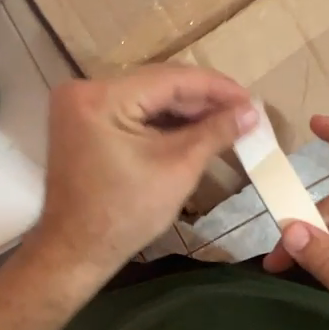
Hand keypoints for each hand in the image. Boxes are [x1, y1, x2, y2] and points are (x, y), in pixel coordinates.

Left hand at [32, 66, 257, 274]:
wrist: (76, 251)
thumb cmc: (125, 215)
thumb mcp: (177, 170)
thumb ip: (215, 133)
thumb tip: (252, 112)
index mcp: (101, 97)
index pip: (170, 78)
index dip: (216, 87)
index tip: (251, 99)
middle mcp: (83, 90)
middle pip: (156, 85)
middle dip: (202, 100)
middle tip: (244, 111)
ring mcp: (79, 106)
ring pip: (145, 98)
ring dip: (185, 111)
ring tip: (227, 120)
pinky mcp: (83, 123)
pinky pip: (130, 113)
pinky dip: (161, 122)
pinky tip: (194, 129)